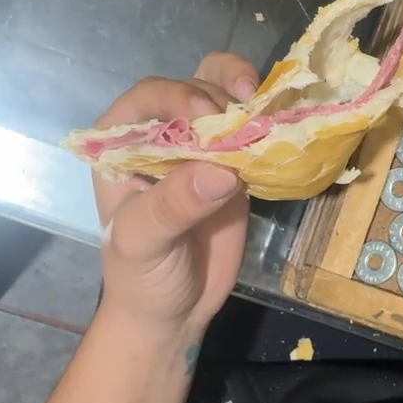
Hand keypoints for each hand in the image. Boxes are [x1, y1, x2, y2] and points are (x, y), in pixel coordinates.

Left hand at [90, 53, 257, 339]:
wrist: (173, 314)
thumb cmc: (141, 277)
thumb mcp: (143, 243)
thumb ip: (172, 206)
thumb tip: (221, 172)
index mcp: (122, 145)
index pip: (147, 98)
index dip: (176, 96)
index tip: (204, 117)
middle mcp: (160, 138)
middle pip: (191, 89)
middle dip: (218, 95)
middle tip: (240, 118)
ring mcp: (200, 151)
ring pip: (223, 99)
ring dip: (245, 96)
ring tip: (263, 107)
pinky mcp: (234, 169)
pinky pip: (251, 134)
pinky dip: (267, 125)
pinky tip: (281, 127)